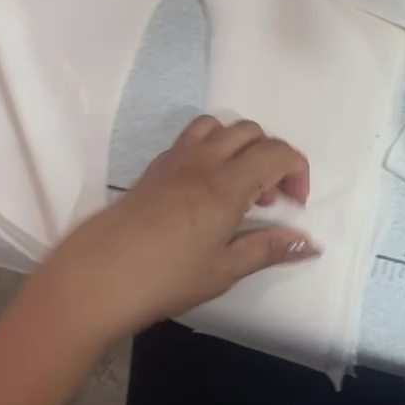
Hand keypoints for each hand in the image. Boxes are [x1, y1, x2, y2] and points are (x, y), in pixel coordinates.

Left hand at [22, 115, 316, 336]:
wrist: (95, 278)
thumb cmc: (166, 279)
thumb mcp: (224, 270)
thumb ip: (269, 248)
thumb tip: (309, 243)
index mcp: (227, 185)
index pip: (276, 152)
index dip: (297, 170)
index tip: (295, 203)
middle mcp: (203, 161)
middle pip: (250, 131)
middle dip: (271, 156)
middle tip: (268, 198)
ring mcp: (174, 161)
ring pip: (217, 126)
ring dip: (239, 146)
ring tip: (237, 185)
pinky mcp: (153, 169)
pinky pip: (190, 139)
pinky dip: (210, 149)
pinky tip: (204, 189)